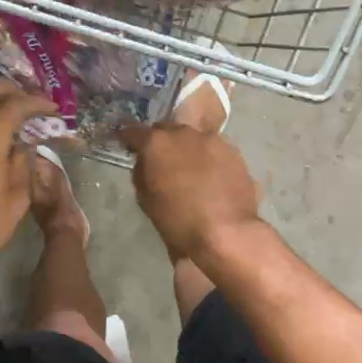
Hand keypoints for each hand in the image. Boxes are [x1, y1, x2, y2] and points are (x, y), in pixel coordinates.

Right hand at [116, 122, 259, 261]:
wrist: (227, 233)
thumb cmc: (179, 220)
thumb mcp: (146, 200)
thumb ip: (142, 173)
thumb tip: (146, 163)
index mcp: (157, 143)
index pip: (134, 130)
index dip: (128, 136)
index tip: (126, 142)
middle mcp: (184, 133)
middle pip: (167, 130)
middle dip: (162, 142)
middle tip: (163, 161)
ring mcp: (212, 140)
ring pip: (193, 138)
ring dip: (188, 149)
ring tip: (191, 172)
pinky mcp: (234, 152)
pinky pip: (214, 150)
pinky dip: (209, 160)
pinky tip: (212, 179)